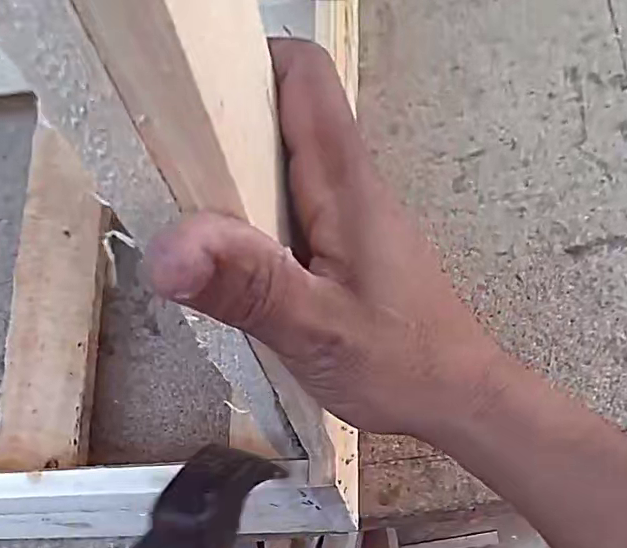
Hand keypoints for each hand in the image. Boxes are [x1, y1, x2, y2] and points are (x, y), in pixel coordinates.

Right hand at [144, 39, 517, 439]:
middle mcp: (355, 194)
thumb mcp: (318, 331)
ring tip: (205, 241)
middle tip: (178, 188)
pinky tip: (252, 282)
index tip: (192, 102)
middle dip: (228, 142)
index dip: (246, 67)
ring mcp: (358, 229)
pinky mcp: (358, 263)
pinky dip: (268, 241)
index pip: (301, 77)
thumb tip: (165, 253)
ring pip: (291, 181)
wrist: (461, 401)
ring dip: (244, 199)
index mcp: (347, 186)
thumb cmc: (404, 367)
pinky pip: (303, 227)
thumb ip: (247, 287)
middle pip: (286, 125)